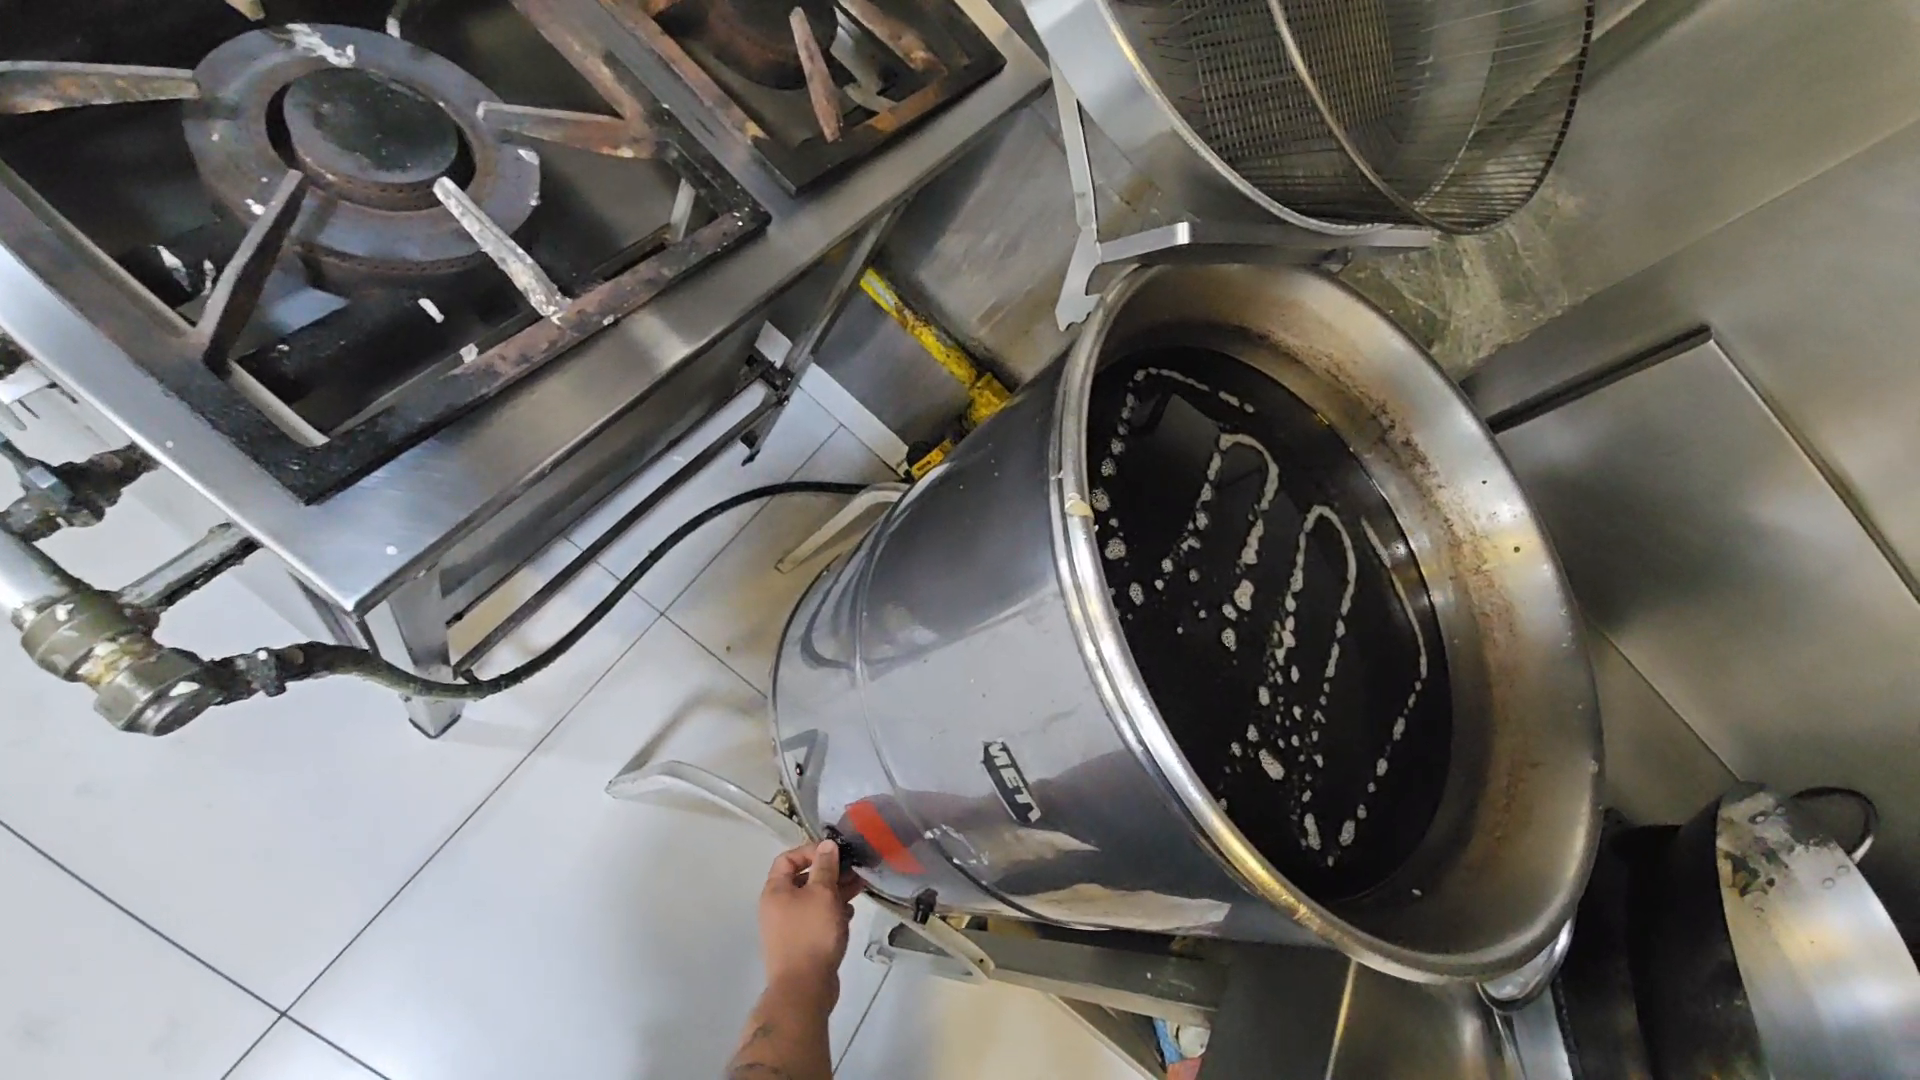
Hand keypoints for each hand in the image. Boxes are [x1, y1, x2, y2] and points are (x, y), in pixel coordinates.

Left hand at [759, 840, 863, 994]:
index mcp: (775, 891)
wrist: (804, 989)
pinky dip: (832, 913)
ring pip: (813, 900)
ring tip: (859, 888)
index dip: (810, 851)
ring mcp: (789, 927)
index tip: (834, 853)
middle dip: (829, 872)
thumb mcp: (822, 893)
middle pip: (803, 879)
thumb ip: (825, 866)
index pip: (788, 858)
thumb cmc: (811, 934)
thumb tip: (826, 845)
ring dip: (835, 892)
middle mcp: (778, 907)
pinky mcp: (802, 944)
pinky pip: (817, 919)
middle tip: (854, 869)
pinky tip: (849, 914)